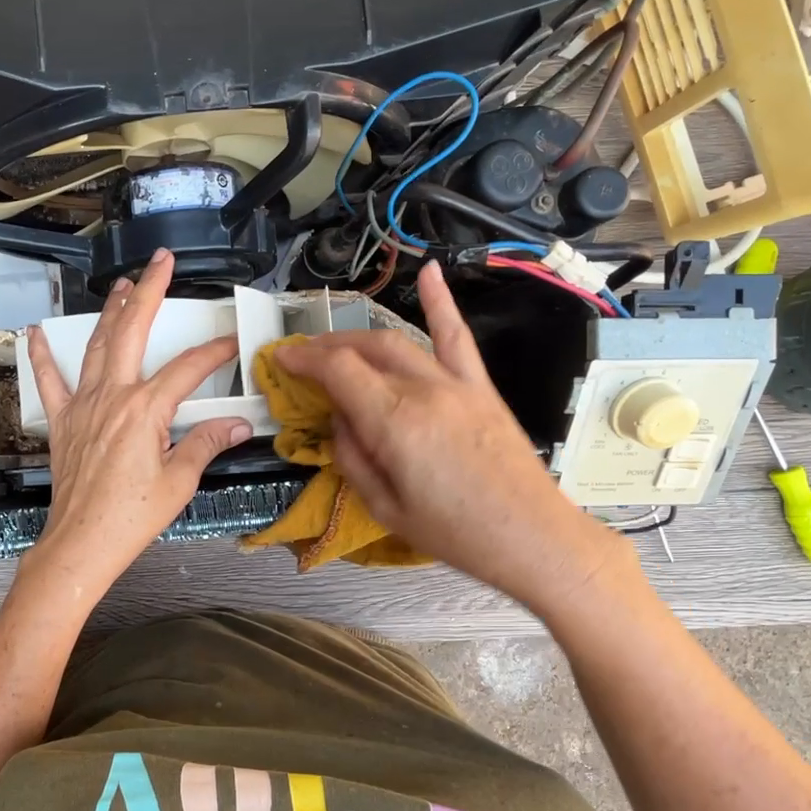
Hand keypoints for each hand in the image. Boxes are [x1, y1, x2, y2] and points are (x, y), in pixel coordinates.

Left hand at [21, 250, 253, 593]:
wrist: (81, 542)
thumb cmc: (130, 518)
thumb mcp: (178, 482)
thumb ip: (205, 444)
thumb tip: (236, 425)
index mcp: (144, 410)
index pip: (187, 368)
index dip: (213, 352)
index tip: (231, 342)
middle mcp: (111, 397)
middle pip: (131, 332)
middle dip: (149, 291)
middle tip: (162, 261)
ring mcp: (83, 406)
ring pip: (96, 345)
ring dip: (110, 311)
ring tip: (123, 284)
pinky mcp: (64, 422)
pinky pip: (50, 381)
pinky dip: (44, 356)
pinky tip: (37, 333)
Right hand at [276, 261, 633, 612]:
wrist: (530, 537)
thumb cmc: (453, 532)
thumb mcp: (383, 507)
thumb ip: (352, 458)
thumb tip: (338, 422)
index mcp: (393, 422)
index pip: (337, 370)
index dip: (302, 360)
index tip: (280, 360)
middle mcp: (423, 391)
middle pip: (363, 349)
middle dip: (325, 348)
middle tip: (302, 360)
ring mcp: (456, 384)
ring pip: (398, 341)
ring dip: (360, 337)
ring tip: (336, 343)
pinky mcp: (481, 388)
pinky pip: (457, 337)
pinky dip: (441, 303)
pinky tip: (429, 273)